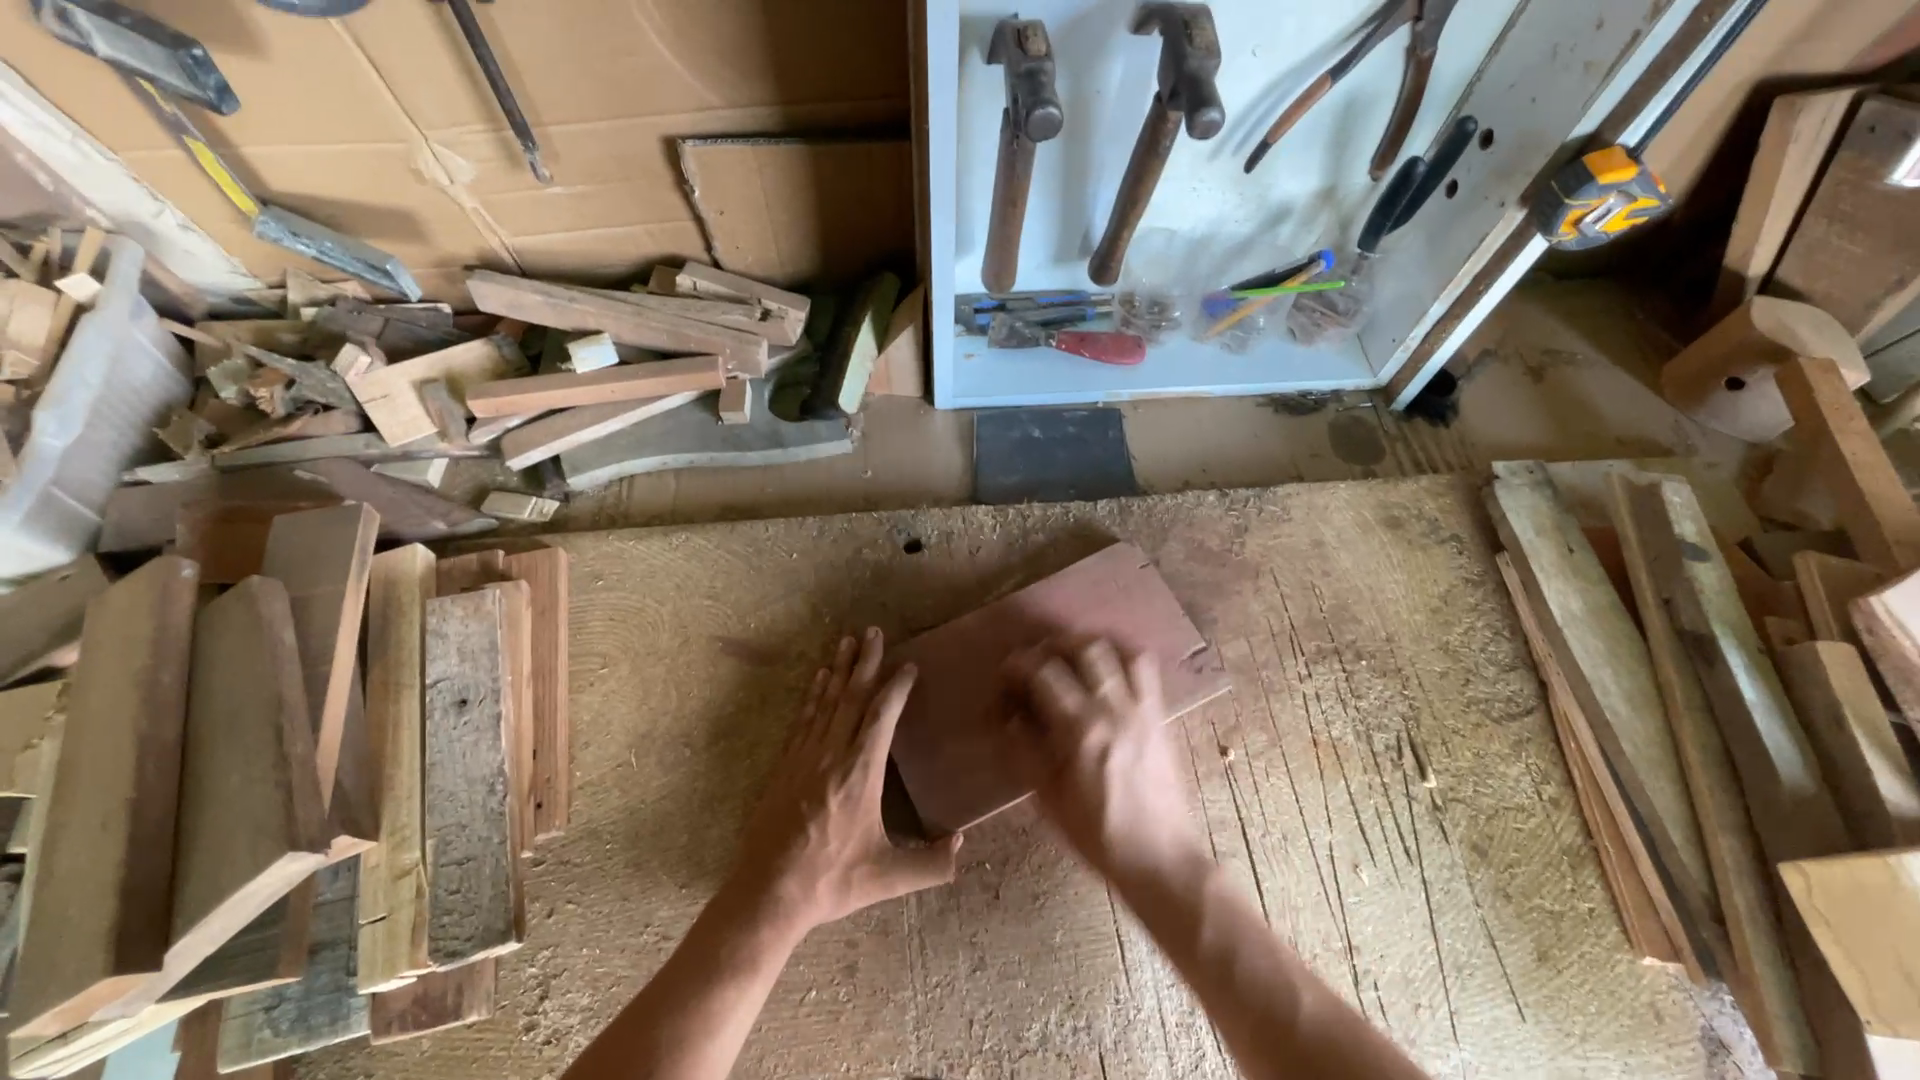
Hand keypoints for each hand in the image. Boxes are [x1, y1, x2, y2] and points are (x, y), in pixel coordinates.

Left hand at [727, 628, 962, 932]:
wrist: (768, 893)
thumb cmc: (831, 882)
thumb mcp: (889, 877)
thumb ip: (932, 863)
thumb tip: (961, 843)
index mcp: (860, 774)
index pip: (881, 717)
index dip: (896, 688)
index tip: (909, 666)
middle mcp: (831, 756)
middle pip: (851, 697)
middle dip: (865, 662)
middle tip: (872, 631)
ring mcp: (803, 758)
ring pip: (825, 702)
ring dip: (839, 670)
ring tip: (846, 641)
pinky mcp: (784, 767)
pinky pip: (804, 719)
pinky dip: (814, 695)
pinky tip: (819, 681)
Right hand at [1003, 638, 1206, 884]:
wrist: (1159, 857)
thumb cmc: (1097, 835)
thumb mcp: (1048, 799)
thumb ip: (1025, 751)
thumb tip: (1009, 716)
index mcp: (1080, 730)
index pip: (1043, 672)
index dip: (1018, 665)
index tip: (1006, 674)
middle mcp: (1114, 709)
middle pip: (1084, 648)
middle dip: (1053, 645)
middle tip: (1036, 661)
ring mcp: (1143, 709)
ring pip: (1118, 650)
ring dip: (1089, 646)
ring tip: (1071, 659)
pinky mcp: (1160, 716)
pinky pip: (1145, 669)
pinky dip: (1122, 657)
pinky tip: (1106, 671)